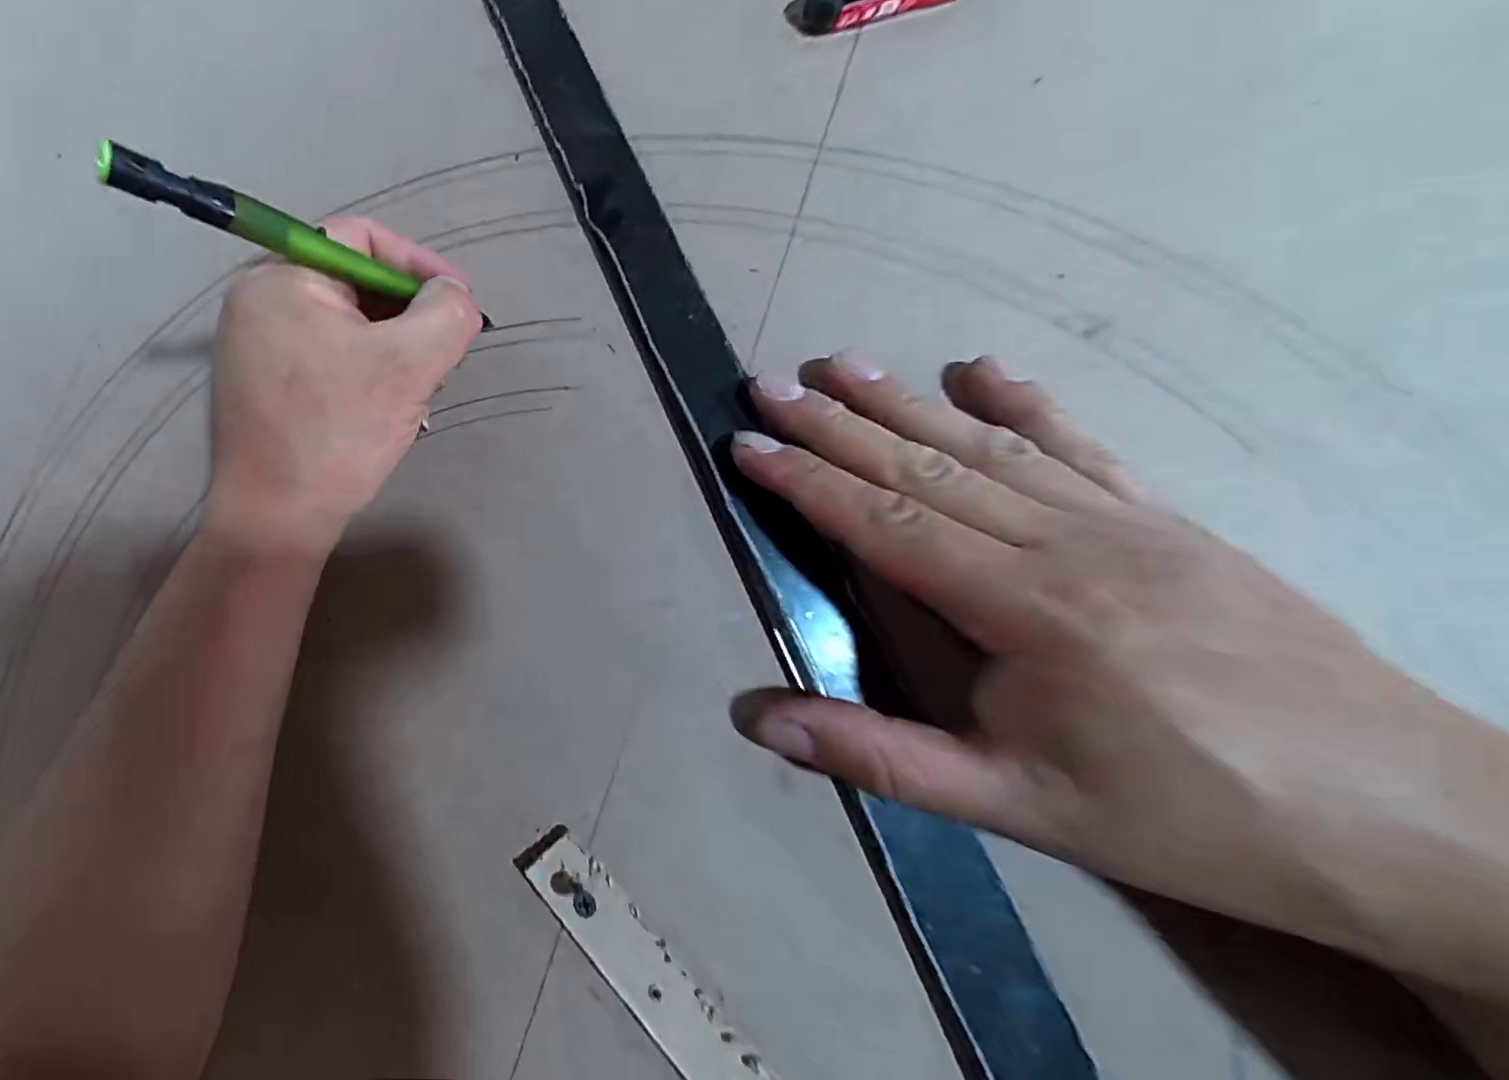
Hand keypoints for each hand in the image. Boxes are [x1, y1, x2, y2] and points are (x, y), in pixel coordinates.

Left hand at [205, 217, 483, 552]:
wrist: (277, 518)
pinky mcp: (268, 385)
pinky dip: (369, 373)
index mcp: (282, 278)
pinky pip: (332, 358)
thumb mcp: (408, 366)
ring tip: (414, 391)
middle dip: (408, 316)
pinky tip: (385, 410)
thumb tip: (456, 297)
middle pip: (356, 284)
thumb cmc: (337, 434)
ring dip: (393, 350)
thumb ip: (447, 315)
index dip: (419, 263)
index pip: (361, 238)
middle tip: (441, 354)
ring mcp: (259, 346)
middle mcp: (261, 302)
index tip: (459, 300)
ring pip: (349, 326)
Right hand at [729, 354, 1508, 1001]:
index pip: (886, 523)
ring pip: (988, 445)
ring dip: (904, 402)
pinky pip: (1080, 445)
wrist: (1410, 819)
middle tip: (768, 385)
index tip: (747, 445)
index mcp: (1027, 608)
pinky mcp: (1168, 520)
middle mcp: (1069, 542)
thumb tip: (758, 719)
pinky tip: (979, 369)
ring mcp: (1124, 521)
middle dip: (834, 424)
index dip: (806, 481)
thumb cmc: (1188, 818)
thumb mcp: (1016, 808)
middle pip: (925, 467)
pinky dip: (1022, 403)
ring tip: (843, 365)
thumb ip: (879, 756)